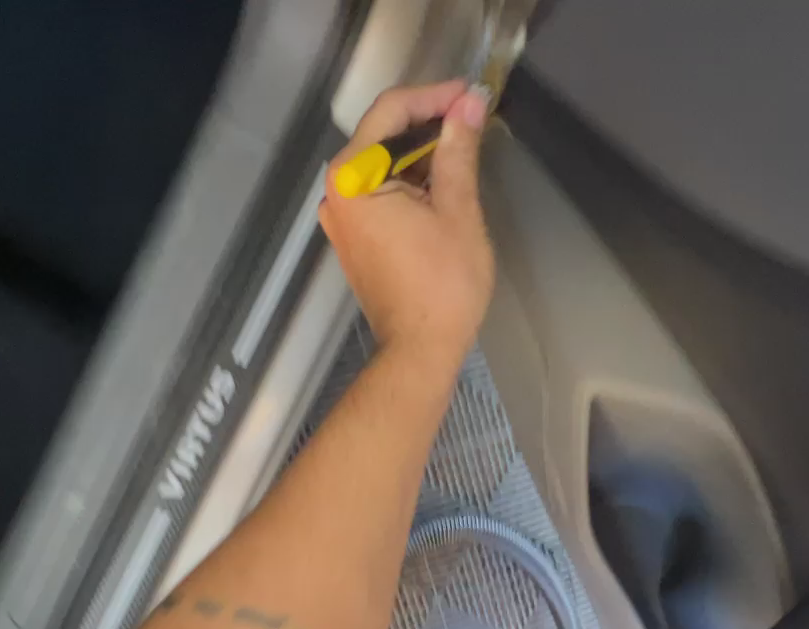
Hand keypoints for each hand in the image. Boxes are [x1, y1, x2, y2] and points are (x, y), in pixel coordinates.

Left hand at [320, 80, 494, 366]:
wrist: (420, 351)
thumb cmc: (442, 285)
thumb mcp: (457, 210)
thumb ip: (457, 151)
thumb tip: (468, 104)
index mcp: (353, 179)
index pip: (390, 112)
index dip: (434, 97)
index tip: (470, 96)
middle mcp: (336, 195)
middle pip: (383, 139)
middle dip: (428, 128)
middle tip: (472, 123)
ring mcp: (342, 221)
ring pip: (383, 169)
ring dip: (421, 158)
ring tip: (464, 155)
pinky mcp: (353, 243)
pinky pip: (380, 198)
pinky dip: (409, 187)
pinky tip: (441, 188)